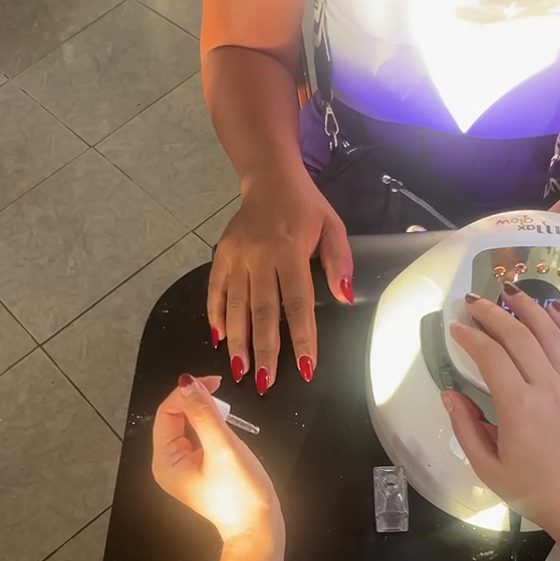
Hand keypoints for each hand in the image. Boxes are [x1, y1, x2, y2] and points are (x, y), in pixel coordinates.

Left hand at [152, 374, 282, 547]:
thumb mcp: (223, 448)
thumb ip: (204, 413)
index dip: (187, 392)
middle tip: (223, 399)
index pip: (167, 412)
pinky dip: (212, 428)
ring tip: (228, 417)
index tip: (213, 382)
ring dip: (206, 415)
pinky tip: (228, 431)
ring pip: (188, 427)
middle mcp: (168, 465)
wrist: (258, 530)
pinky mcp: (198, 470)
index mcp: (165, 461)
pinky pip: (199, 439)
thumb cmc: (241, 496)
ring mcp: (183, 468)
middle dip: (197, 403)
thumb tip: (188, 383)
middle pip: (175, 418)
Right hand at [208, 171, 353, 395]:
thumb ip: (339, 261)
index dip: (302, 337)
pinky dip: (215, 316)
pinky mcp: (221, 255)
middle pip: (263, 312)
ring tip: (241, 371)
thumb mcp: (333, 226)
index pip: (298, 303)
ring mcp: (237, 256)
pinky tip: (218, 339)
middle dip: (264, 350)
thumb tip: (344, 296)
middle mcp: (260, 256)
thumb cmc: (305, 207)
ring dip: (238, 342)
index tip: (305, 367)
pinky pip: (216, 290)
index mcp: (290, 250)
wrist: (269, 177)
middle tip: (264, 383)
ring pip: (236, 306)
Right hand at [443, 283, 559, 534]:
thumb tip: (449, 394)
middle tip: (474, 302)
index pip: (490, 356)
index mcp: (518, 407)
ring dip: (528, 309)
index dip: (470, 337)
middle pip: (519, 336)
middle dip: (493, 314)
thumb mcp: (487, 467)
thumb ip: (465, 427)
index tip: (456, 328)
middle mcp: (548, 387)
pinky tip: (553, 311)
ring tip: (510, 293)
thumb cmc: (533, 491)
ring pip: (551, 333)